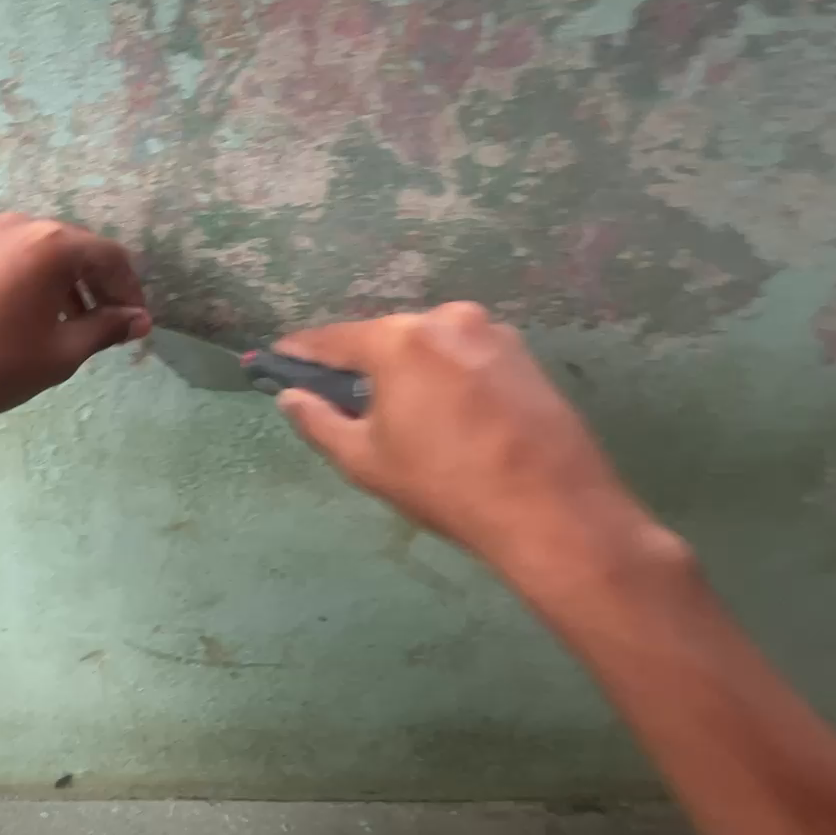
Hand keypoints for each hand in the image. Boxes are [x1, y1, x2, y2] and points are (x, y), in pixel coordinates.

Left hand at [0, 213, 150, 429]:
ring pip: (33, 254)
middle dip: (94, 286)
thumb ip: (105, 330)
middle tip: (103, 326)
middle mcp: (15, 227)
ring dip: (58, 285)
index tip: (135, 326)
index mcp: (50, 243)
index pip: (109, 257)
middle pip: (71, 249)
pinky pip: (1, 262)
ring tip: (61, 327)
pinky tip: (13, 321)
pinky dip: (22, 284)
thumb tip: (137, 321)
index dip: (129, 291)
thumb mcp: (60, 354)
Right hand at [274, 303, 659, 574]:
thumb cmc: (445, 485)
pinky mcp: (524, 355)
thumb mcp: (363, 460)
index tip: (279, 359)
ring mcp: (491, 333)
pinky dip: (444, 375)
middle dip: (359, 365)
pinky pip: (463, 356)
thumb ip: (317, 420)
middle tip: (345, 400)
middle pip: (382, 338)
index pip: (331, 339)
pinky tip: (449, 415)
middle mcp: (444, 320)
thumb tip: (290, 397)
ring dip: (406, 370)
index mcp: (398, 340)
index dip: (300, 352)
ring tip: (404, 415)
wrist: (556, 514)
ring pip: (426, 346)